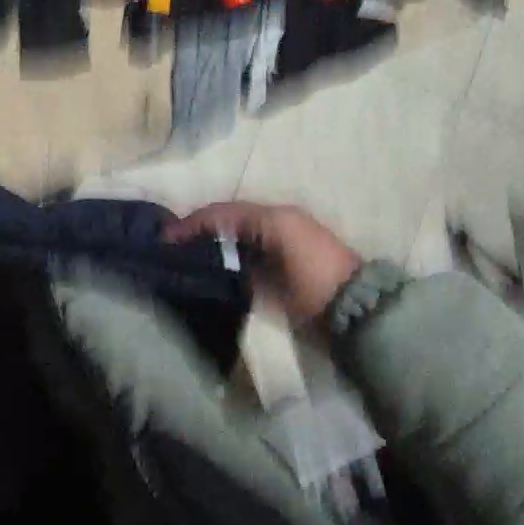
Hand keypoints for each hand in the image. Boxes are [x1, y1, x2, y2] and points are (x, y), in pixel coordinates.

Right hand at [166, 203, 361, 326]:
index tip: (165, 239)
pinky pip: (247, 249)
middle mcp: (275, 221)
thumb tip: (205, 251)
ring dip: (210, 242)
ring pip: (235, 233)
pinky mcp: (285, 264)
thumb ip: (239, 246)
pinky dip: (226, 253)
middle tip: (170, 248)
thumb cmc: (313, 282)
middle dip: (198, 229)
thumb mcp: (274, 255)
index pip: (222, 212)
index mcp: (273, 216)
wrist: (358, 312)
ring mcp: (282, 241)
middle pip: (227, 220)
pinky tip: (210, 269)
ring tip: (184, 258)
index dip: (192, 223)